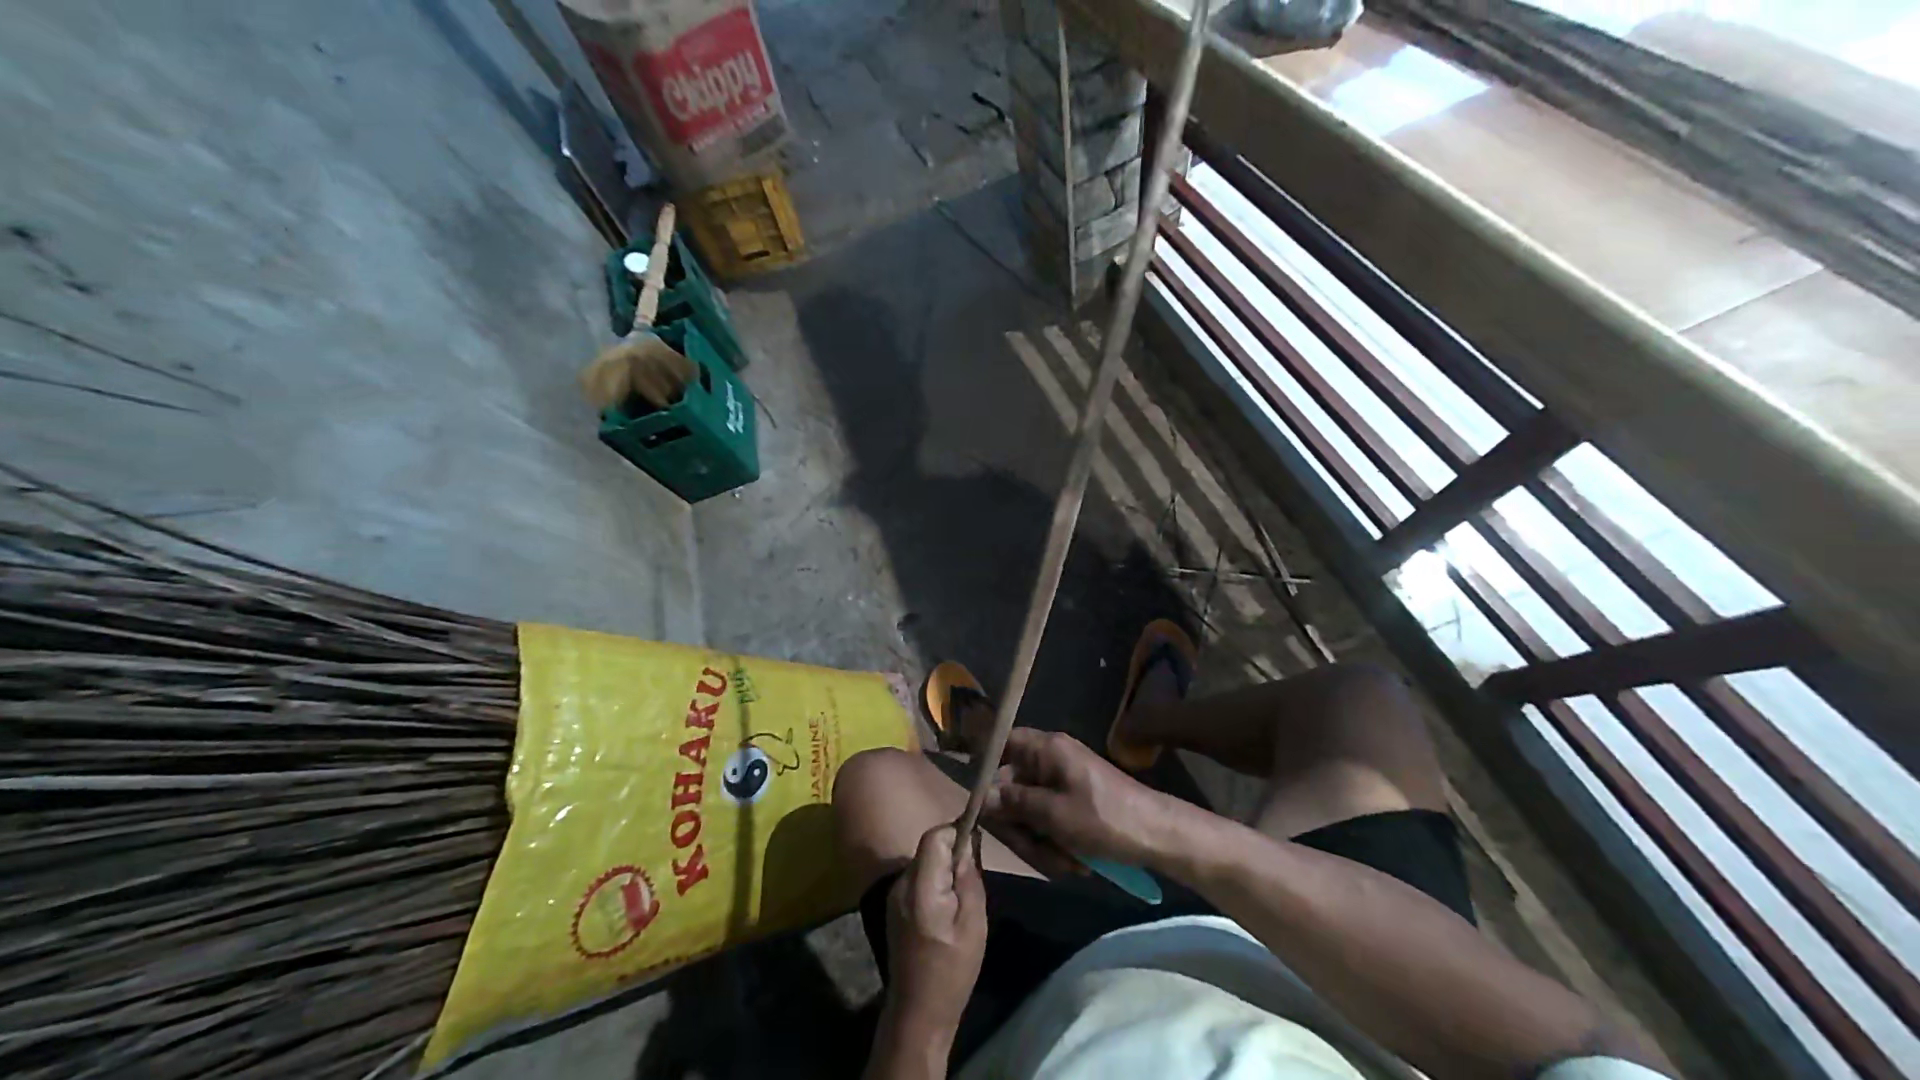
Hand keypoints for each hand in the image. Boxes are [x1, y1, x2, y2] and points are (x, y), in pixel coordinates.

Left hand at [884, 824, 986, 1037]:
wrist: (918, 1010)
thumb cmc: (952, 968)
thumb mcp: (973, 921)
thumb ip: (969, 876)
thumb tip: (970, 839)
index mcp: (921, 886)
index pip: (935, 836)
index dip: (957, 831)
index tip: (978, 845)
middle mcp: (902, 883)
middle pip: (928, 846)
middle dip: (953, 850)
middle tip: (974, 873)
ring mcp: (895, 895)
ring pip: (924, 861)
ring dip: (944, 866)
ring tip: (964, 892)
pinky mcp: (895, 906)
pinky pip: (918, 877)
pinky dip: (935, 879)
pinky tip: (948, 905)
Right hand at [983, 729, 1188, 868]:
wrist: (1159, 836)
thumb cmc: (1105, 818)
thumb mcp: (1053, 815)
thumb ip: (1012, 803)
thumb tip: (980, 797)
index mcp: (1046, 749)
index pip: (1001, 742)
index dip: (984, 767)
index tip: (978, 802)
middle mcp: (1050, 759)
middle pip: (1011, 787)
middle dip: (1020, 827)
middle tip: (1037, 854)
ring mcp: (1061, 781)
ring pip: (1028, 810)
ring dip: (1040, 843)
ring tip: (1064, 865)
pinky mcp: (1072, 803)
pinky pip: (1048, 820)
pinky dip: (1055, 843)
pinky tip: (1073, 862)